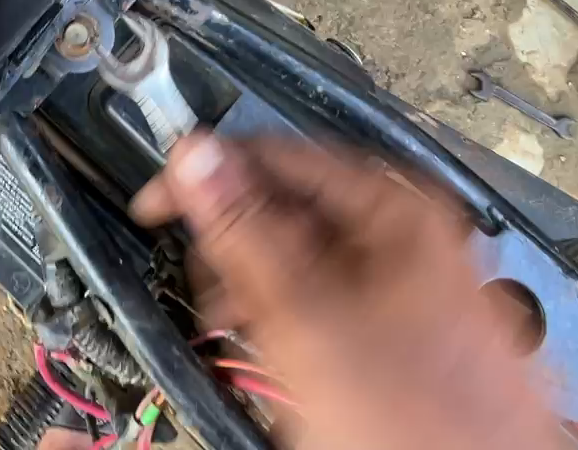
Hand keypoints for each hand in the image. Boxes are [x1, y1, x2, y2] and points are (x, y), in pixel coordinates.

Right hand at [133, 135, 561, 449]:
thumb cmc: (418, 424)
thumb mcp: (304, 314)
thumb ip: (241, 225)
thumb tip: (196, 155)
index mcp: (396, 206)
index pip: (274, 153)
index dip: (206, 175)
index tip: (159, 201)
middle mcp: (409, 230)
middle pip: (288, 204)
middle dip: (234, 242)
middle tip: (203, 281)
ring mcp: (412, 278)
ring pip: (304, 250)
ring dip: (254, 279)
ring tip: (233, 323)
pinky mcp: (406, 322)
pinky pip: (328, 290)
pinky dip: (287, 308)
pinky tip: (272, 341)